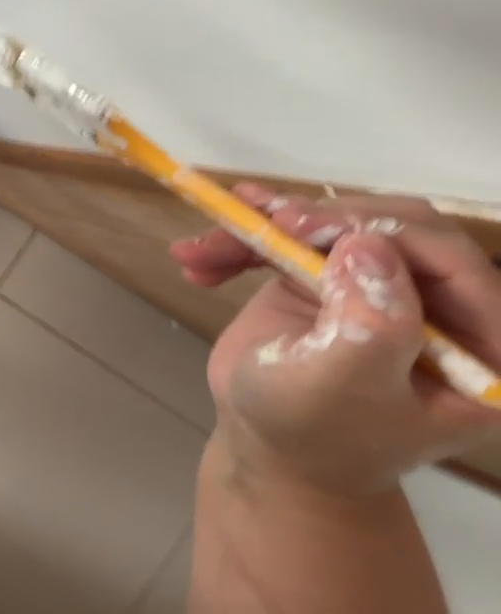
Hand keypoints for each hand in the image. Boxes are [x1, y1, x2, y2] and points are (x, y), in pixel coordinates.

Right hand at [170, 185, 500, 496]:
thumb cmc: (313, 430)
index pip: (449, 261)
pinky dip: (239, 244)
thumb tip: (366, 243)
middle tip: (259, 221)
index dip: (378, 230)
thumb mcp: (342, 383)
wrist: (270, 449)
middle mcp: (443, 312)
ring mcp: (382, 293)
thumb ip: (370, 322)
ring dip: (258, 230)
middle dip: (318, 220)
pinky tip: (198, 258)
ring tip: (199, 248)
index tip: (297, 226)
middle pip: (392, 230)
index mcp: (482, 345)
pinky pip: (291, 243)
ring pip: (333, 228)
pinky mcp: (329, 284)